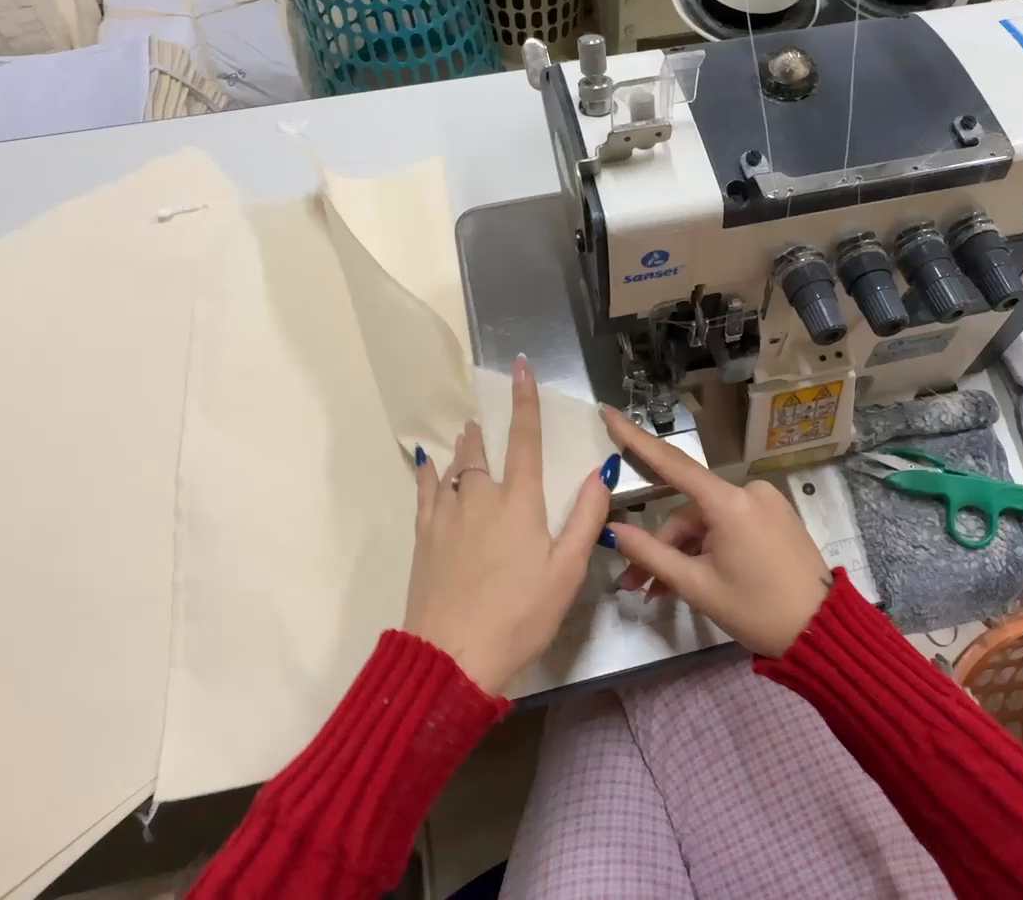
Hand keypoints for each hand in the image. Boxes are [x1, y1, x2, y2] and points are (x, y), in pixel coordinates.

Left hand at [403, 357, 613, 693]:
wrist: (453, 656)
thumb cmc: (520, 615)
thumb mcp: (567, 572)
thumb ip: (584, 518)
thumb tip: (598, 471)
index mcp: (520, 503)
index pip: (525, 440)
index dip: (525, 401)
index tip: (520, 367)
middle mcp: (480, 498)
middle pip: (483, 451)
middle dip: (487, 430)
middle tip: (486, 419)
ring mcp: (447, 517)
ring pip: (454, 468)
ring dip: (462, 449)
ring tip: (466, 435)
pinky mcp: (424, 538)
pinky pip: (425, 493)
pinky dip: (427, 473)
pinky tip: (426, 461)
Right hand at [601, 406, 831, 657]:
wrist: (822, 632)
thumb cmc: (756, 610)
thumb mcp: (696, 586)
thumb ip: (650, 554)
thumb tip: (612, 530)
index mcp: (729, 502)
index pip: (672, 463)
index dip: (635, 438)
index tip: (608, 413)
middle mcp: (749, 491)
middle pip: (688, 512)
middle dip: (661, 547)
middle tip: (636, 584)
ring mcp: (765, 503)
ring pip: (707, 523)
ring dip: (684, 554)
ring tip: (661, 592)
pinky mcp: (775, 517)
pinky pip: (729, 526)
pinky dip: (708, 549)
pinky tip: (694, 579)